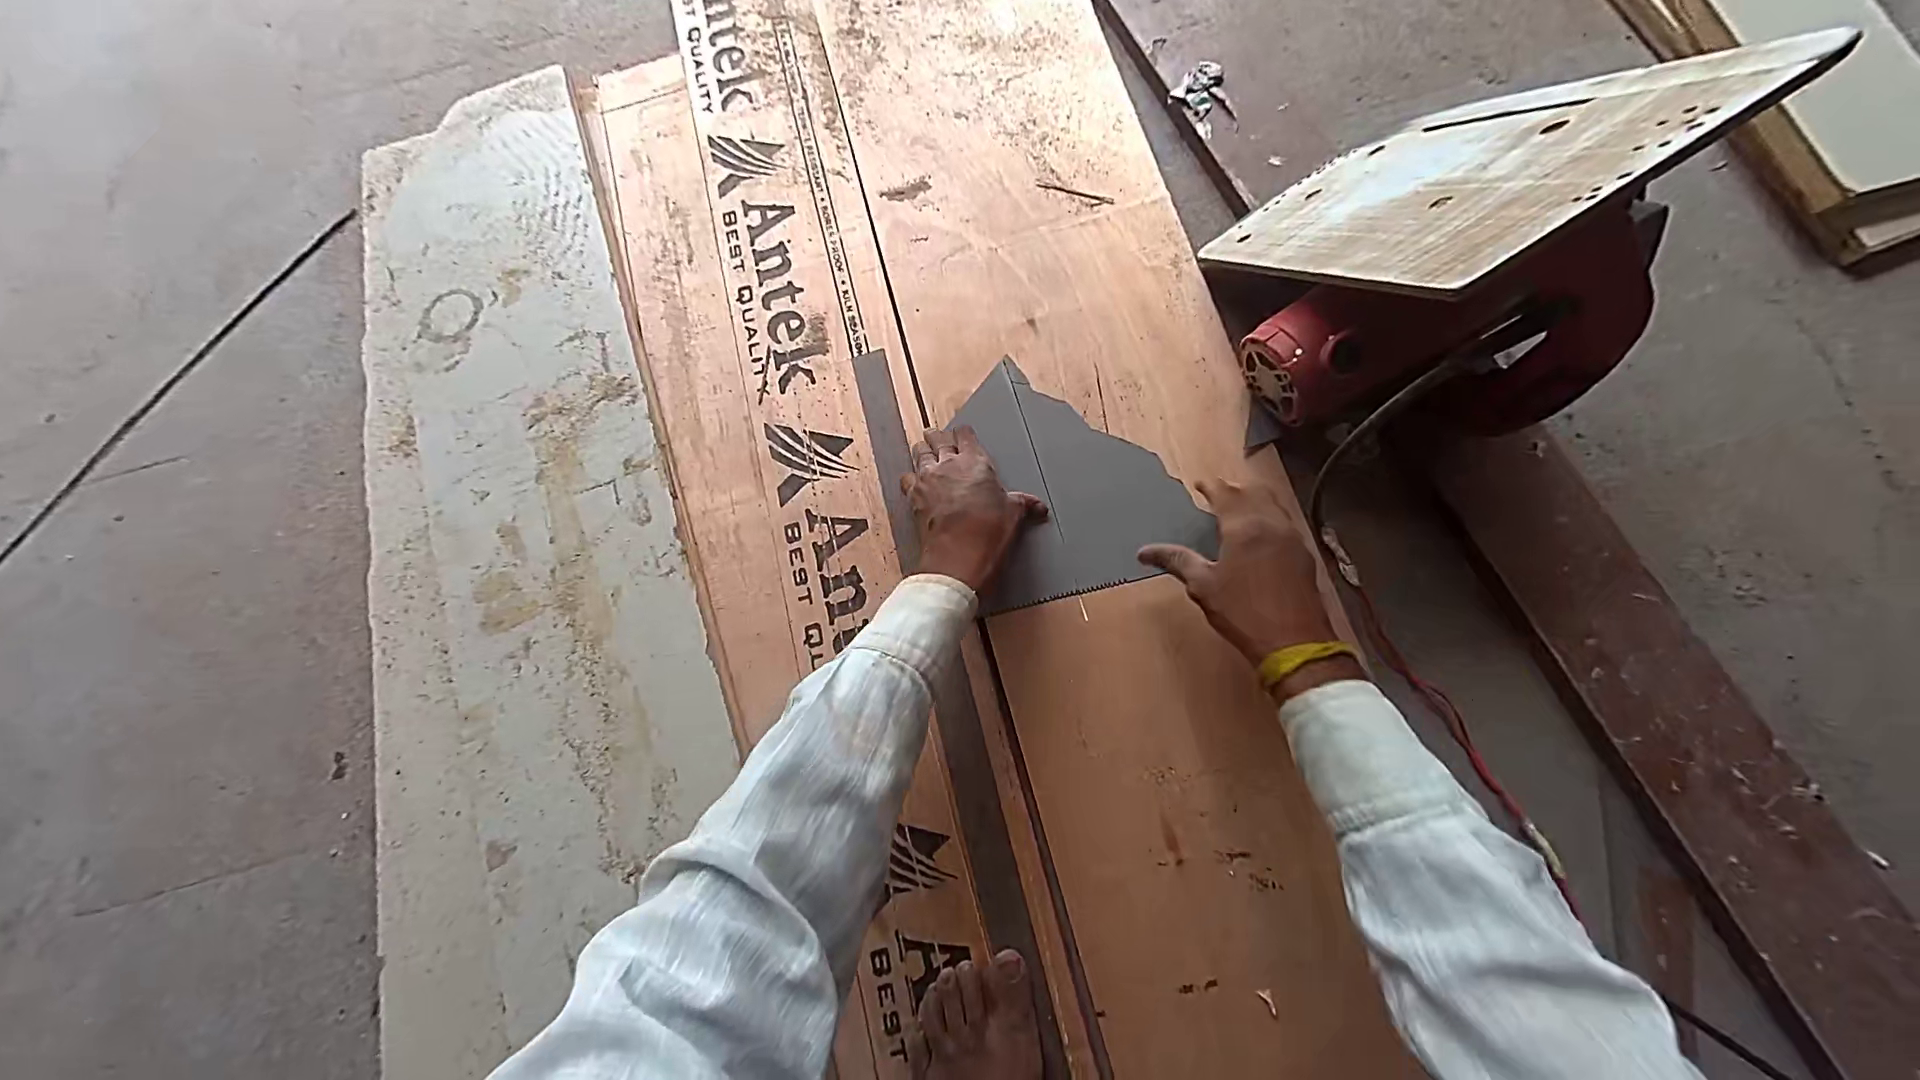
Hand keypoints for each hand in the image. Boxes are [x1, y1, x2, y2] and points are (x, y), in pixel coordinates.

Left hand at [904, 426, 1048, 592]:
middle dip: (938, 437)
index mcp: (975, 461)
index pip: (965, 435)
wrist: (959, 554)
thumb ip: (1023, 504)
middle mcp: (948, 464)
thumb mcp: (1013, 514)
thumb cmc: (986, 531)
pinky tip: (913, 482)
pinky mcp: (913, 498)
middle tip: (938, 438)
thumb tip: (1036, 507)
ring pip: (919, 452)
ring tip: (924, 452)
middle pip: (937, 438)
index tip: (963, 435)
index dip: (963, 434)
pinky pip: (906, 479)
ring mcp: (927, 479)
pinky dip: (910, 478)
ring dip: (922, 451)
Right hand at [1139, 479, 1363, 695]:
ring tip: (1237, 506)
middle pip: (1253, 492)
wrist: (1293, 641)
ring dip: (1254, 498)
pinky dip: (1268, 514)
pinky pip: (1284, 520)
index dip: (1211, 486)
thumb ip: (1177, 560)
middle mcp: (1271, 524)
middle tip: (1217, 492)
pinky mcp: (1303, 553)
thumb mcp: (1203, 585)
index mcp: (1243, 527)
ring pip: (1273, 503)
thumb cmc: (1242, 612)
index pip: (1225, 494)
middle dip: (1234, 488)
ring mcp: (1292, 537)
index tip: (1199, 484)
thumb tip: (1144, 552)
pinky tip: (1259, 531)